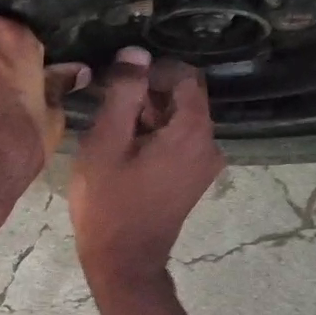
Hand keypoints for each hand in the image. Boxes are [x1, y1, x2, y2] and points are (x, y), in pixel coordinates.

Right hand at [69, 47, 224, 288]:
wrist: (123, 261)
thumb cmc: (108, 203)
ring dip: (147, 115)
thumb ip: (123, 94)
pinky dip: (154, 136)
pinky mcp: (193, 179)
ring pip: (178, 120)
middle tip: (107, 106)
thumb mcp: (106, 142)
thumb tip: (136, 53)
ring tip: (111, 130)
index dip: (150, 70)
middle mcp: (209, 144)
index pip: (184, 76)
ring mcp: (204, 164)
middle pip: (183, 98)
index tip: (117, 81)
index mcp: (192, 131)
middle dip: (146, 93)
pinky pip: (178, 142)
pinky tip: (124, 150)